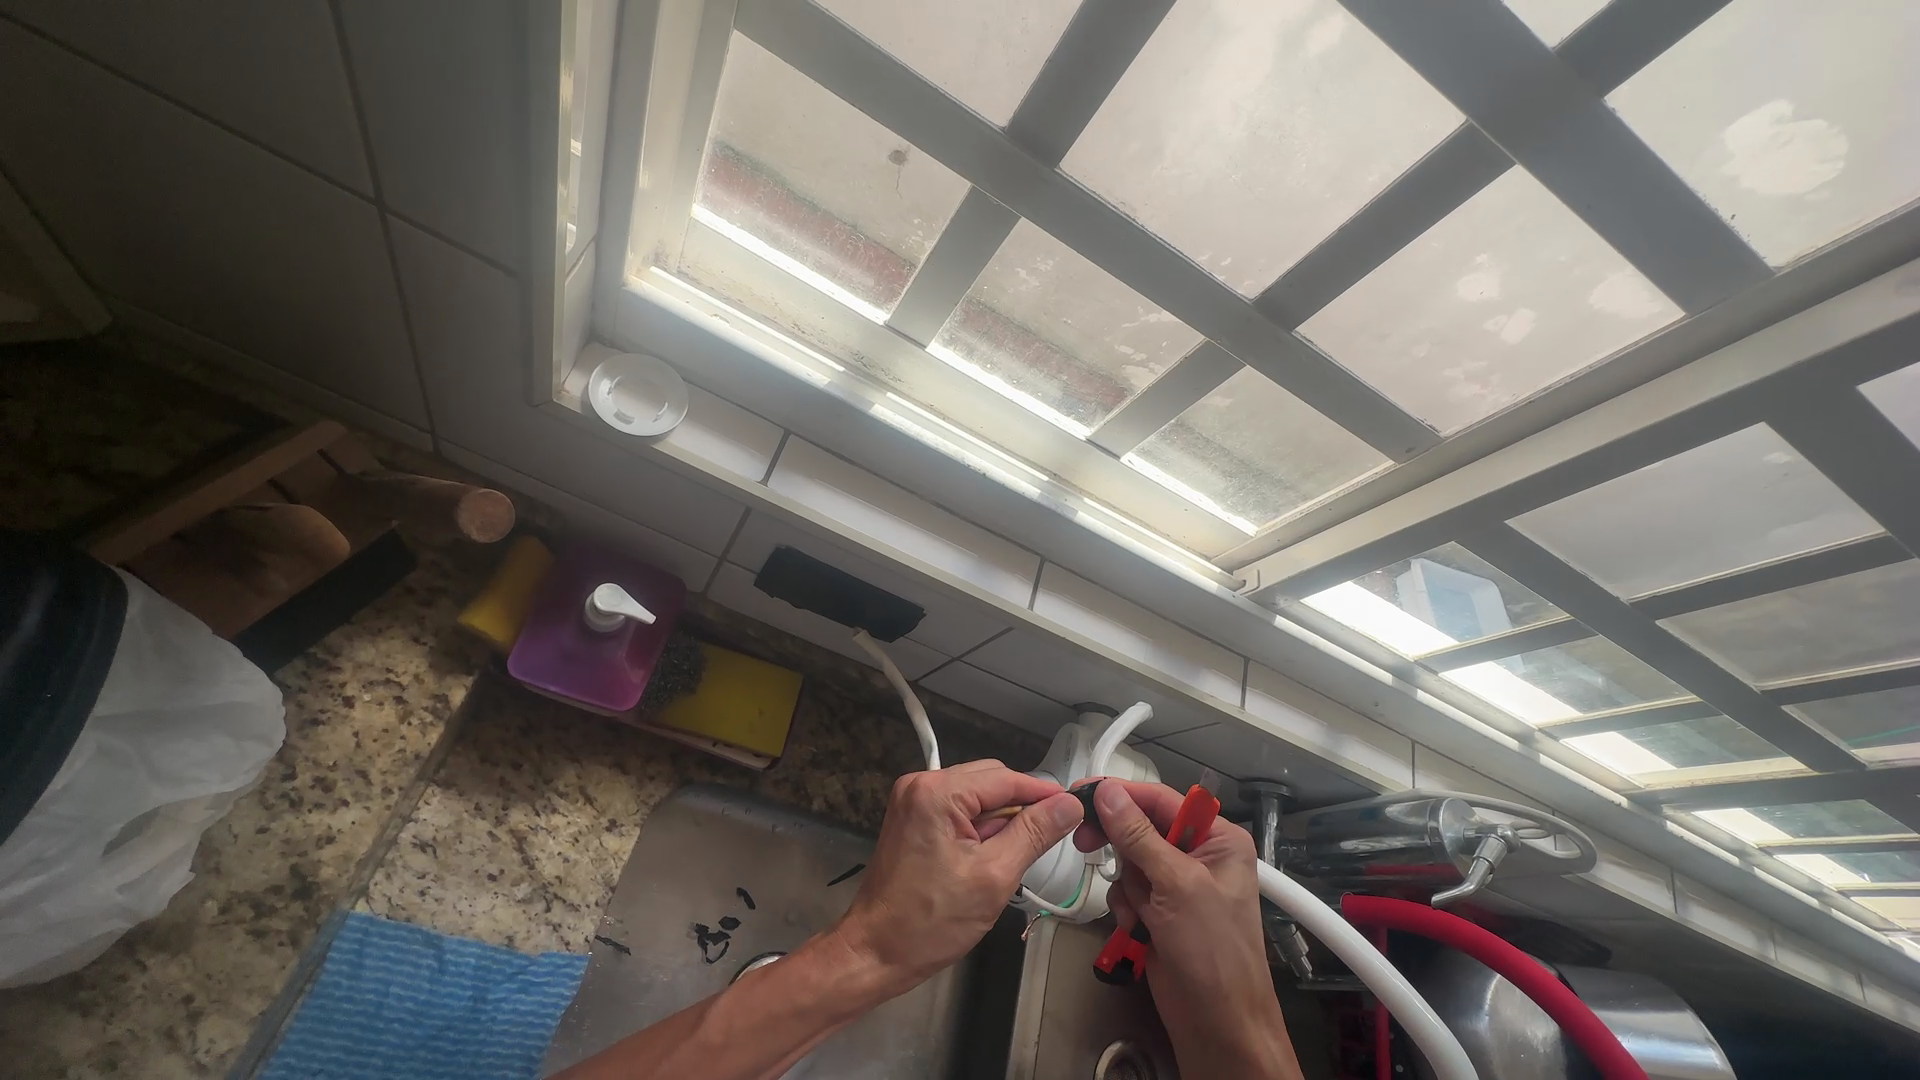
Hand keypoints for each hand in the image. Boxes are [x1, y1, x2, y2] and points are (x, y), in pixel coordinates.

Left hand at [834, 760, 1082, 989]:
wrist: (874, 953)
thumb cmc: (930, 922)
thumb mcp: (993, 877)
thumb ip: (1034, 834)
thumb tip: (1070, 804)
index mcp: (937, 791)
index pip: (1006, 778)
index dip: (1044, 794)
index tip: (1076, 808)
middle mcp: (921, 783)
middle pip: (990, 780)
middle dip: (1020, 808)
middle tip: (1044, 842)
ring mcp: (913, 799)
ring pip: (976, 795)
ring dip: (999, 821)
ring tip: (1009, 859)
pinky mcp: (912, 817)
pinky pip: (958, 809)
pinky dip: (979, 828)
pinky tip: (987, 857)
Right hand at [1078, 780, 1302, 1079]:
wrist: (1219, 1028)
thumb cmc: (1212, 952)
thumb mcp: (1175, 885)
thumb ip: (1137, 835)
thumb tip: (1106, 791)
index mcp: (1217, 838)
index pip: (1161, 800)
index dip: (1121, 793)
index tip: (1082, 791)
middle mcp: (1199, 854)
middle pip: (1141, 826)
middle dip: (1118, 842)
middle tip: (1084, 841)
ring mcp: (1177, 884)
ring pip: (1129, 859)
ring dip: (1127, 885)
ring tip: (1141, 914)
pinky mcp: (1160, 910)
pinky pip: (1128, 889)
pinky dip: (1126, 906)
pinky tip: (1138, 929)